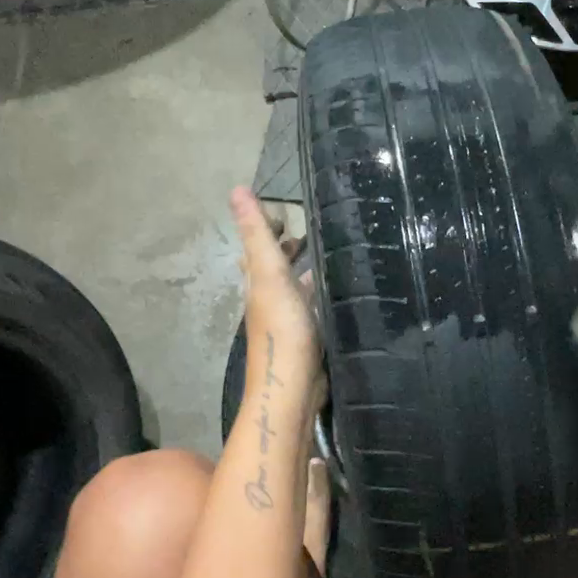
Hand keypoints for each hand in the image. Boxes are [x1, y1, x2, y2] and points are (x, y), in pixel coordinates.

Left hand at [230, 187, 320, 380]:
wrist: (293, 388)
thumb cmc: (281, 329)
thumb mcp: (269, 274)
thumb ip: (257, 235)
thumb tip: (236, 189)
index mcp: (259, 283)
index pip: (259, 247)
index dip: (267, 227)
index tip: (286, 210)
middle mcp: (271, 300)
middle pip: (277, 268)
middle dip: (290, 250)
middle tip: (315, 231)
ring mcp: (290, 322)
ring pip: (297, 289)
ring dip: (308, 272)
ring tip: (335, 258)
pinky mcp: (309, 340)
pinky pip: (314, 309)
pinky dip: (323, 296)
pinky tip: (341, 296)